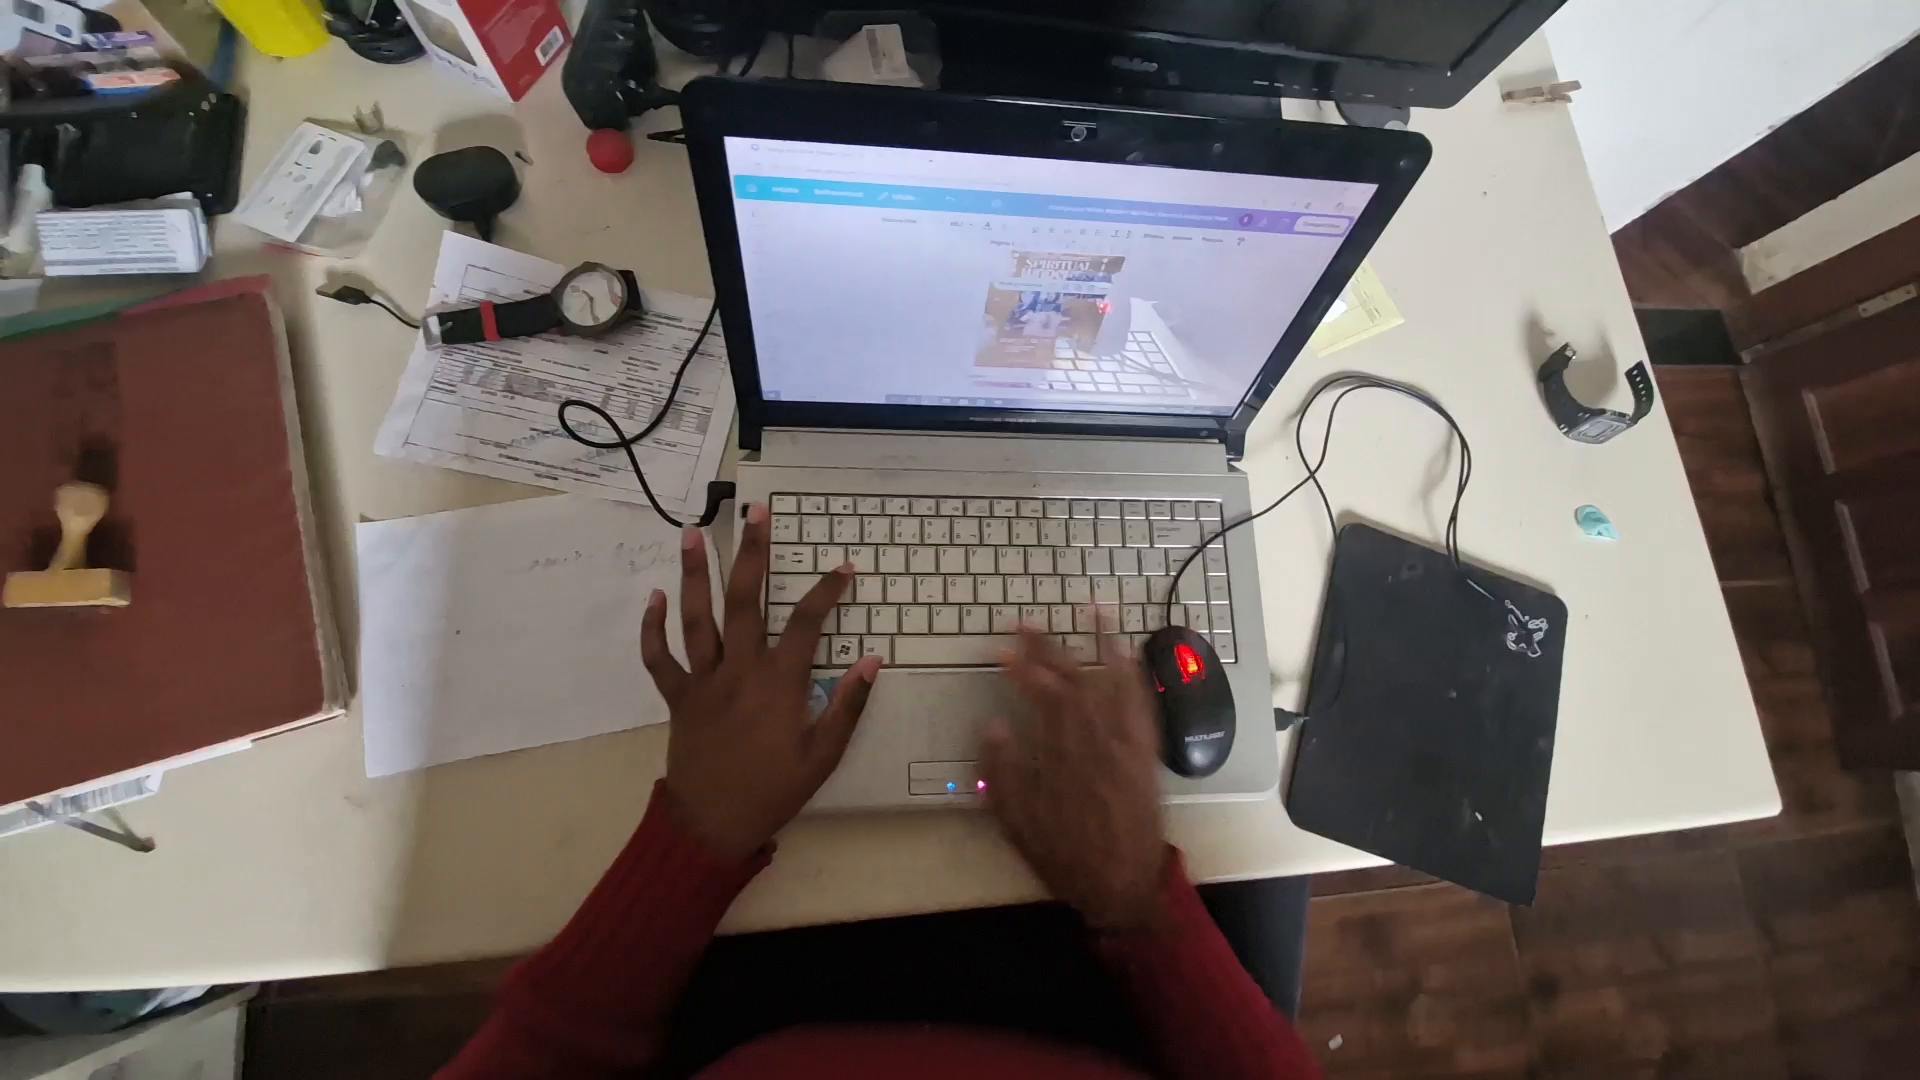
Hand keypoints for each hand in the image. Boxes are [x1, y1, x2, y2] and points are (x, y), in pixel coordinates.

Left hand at [641, 503, 880, 859]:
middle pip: (746, 600)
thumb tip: (873, 661)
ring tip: (692, 533)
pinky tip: (653, 596)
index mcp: (779, 682)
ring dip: (694, 574)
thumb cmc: (774, 790)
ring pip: (697, 618)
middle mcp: (739, 670)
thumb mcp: (824, 755)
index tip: (844, 567)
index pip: (808, 622)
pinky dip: (652, 628)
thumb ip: (849, 705)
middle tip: (757, 512)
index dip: (828, 590)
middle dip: (753, 552)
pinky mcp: (678, 697)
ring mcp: (703, 681)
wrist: (712, 826)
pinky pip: (659, 658)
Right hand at [983, 626, 1167, 932]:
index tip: (1001, 650)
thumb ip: (1001, 774)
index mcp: (1060, 758)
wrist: (1125, 884)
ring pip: (1111, 684)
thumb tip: (992, 726)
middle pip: (1071, 681)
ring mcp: (1126, 743)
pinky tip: (1129, 653)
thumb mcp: (1017, 824)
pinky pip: (1143, 705)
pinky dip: (1135, 676)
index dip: (1020, 669)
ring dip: (1100, 644)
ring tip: (1091, 611)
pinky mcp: (1146, 750)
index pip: (1040, 697)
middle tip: (1026, 623)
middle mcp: (1095, 741)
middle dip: (1047, 648)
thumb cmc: (1065, 855)